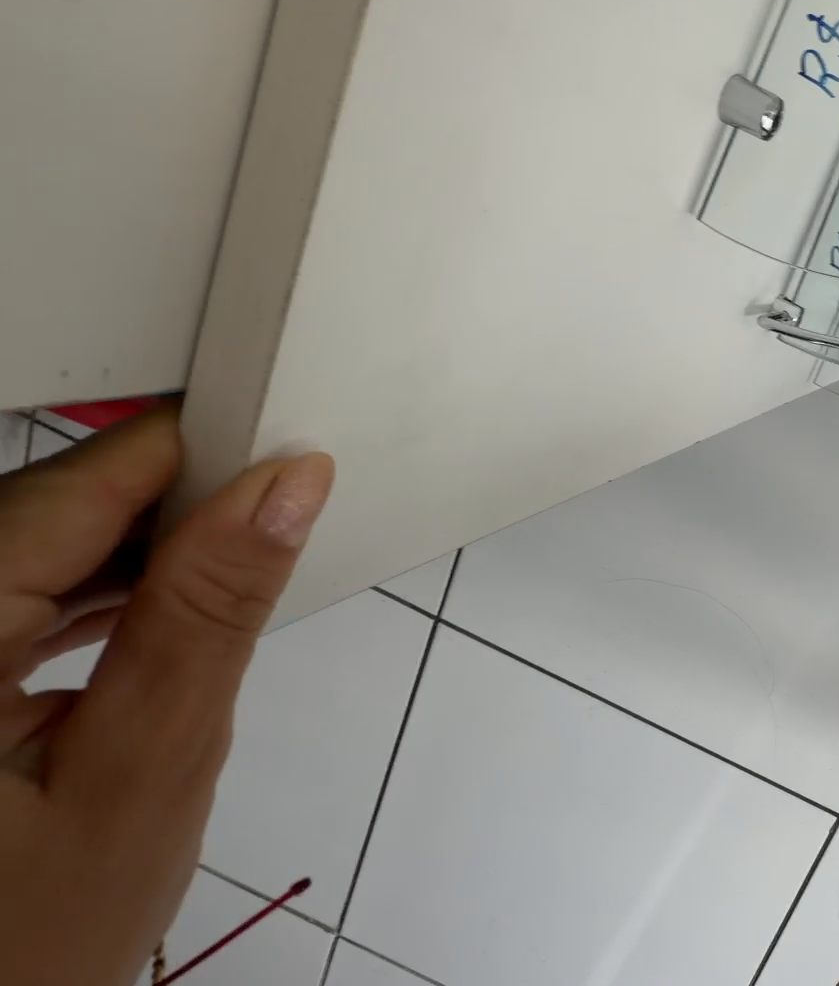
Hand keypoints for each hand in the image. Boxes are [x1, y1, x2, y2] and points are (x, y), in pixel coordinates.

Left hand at [0, 408, 332, 985]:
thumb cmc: (45, 923)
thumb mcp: (155, 757)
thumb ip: (214, 609)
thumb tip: (289, 485)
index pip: (64, 489)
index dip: (184, 451)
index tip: (288, 435)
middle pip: (38, 512)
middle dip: (171, 500)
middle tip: (288, 503)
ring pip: (26, 546)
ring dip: (141, 543)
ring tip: (240, 559)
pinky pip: (8, 593)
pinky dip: (91, 583)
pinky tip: (152, 601)